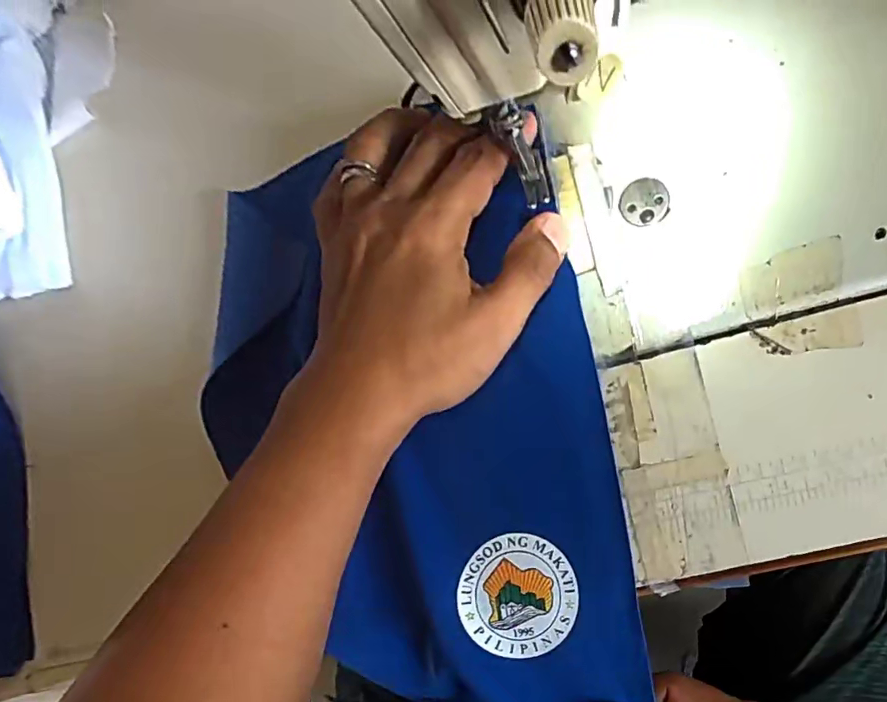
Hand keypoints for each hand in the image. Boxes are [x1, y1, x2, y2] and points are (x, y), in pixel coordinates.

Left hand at [305, 109, 569, 430]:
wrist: (361, 390)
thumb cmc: (425, 364)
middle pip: (430, 145)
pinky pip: (340, 177)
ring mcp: (355, 220)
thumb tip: (552, 228)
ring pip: (377, 144)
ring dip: (409, 125)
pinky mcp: (335, 239)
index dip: (504, 148)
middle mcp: (390, 210)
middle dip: (465, 132)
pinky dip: (360, 159)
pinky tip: (372, 167)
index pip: (474, 165)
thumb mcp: (496, 325)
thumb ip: (529, 271)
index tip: (522, 140)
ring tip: (430, 126)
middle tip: (487, 135)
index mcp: (433, 226)